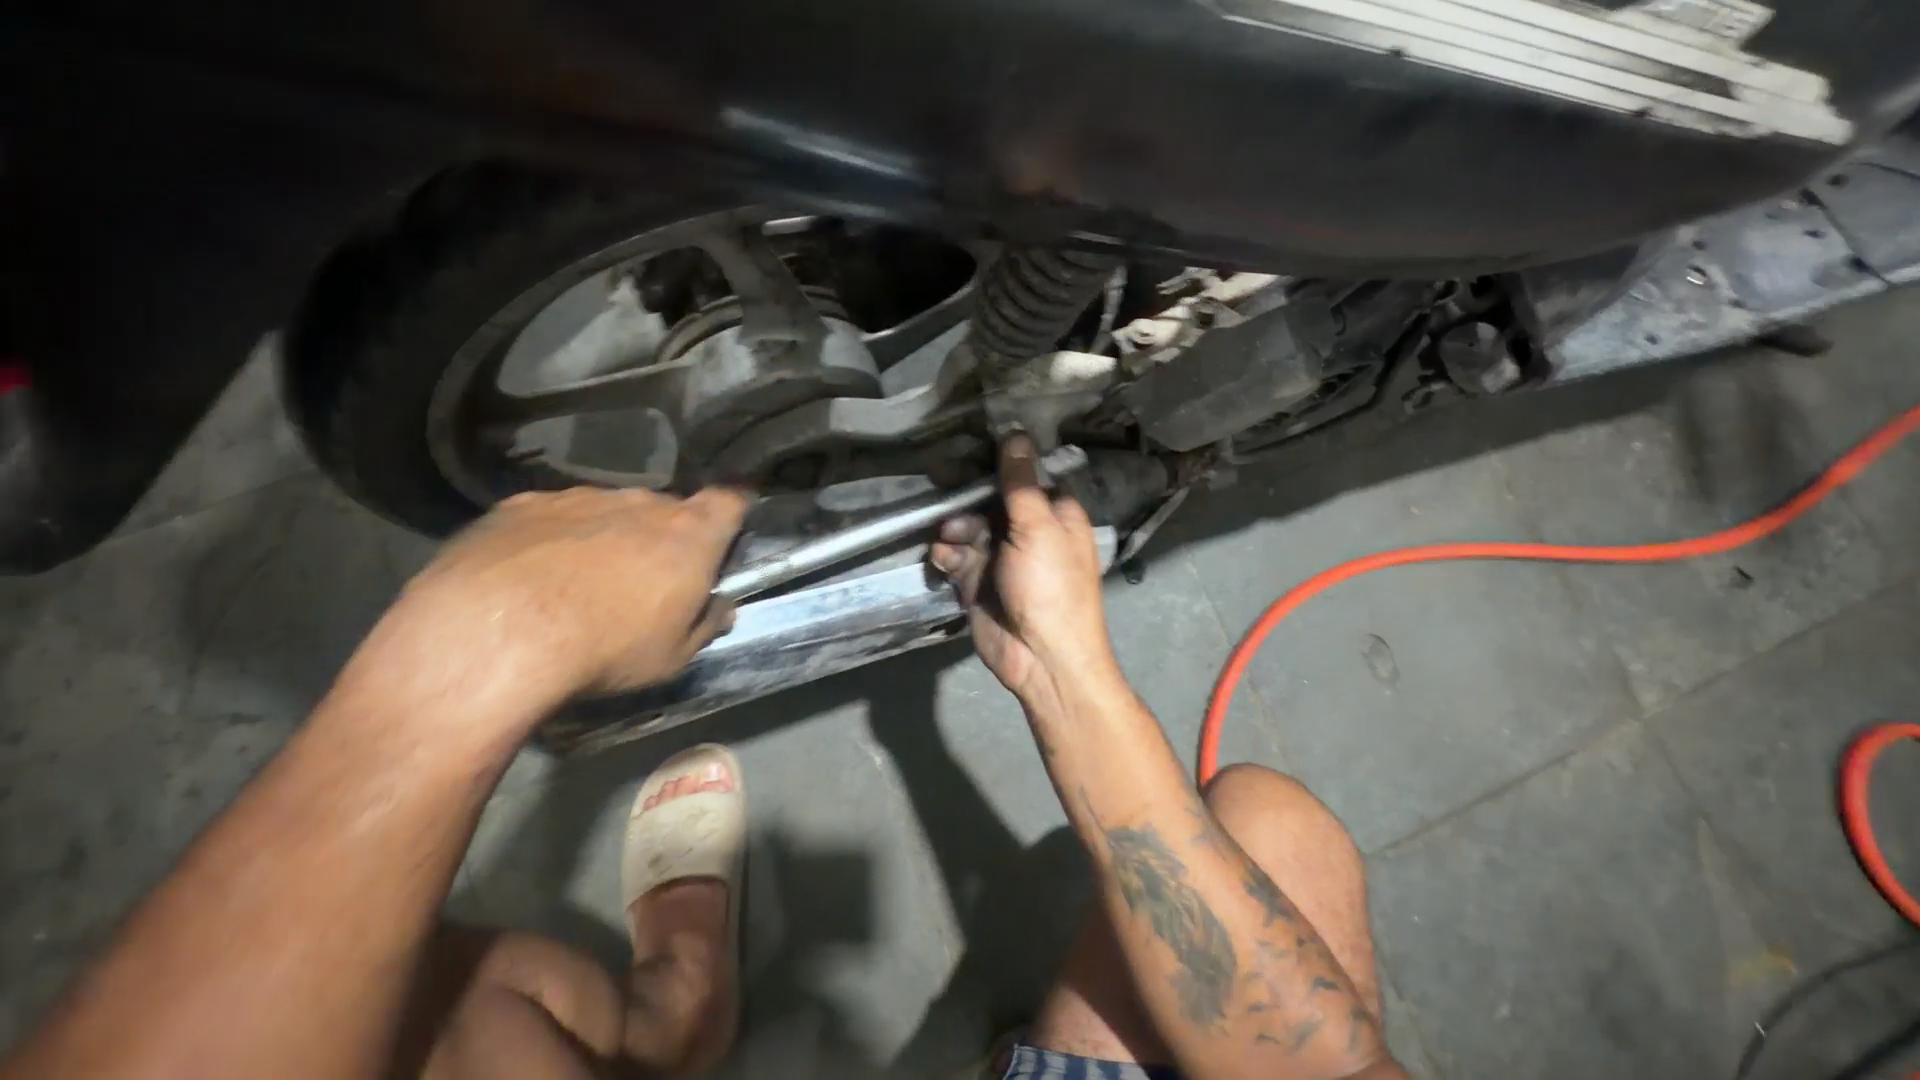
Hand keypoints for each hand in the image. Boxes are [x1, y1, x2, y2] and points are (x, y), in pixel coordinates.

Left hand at [341, 486, 748, 739]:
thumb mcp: (672, 658)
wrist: (495, 635)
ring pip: (606, 511)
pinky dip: (553, 539)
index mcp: (688, 534)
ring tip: (579, 583)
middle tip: (647, 579)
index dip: (733, 511)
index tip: (729, 527)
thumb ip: (704, 625)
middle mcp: (639, 503)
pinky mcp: (519, 504)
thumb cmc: (605, 649)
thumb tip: (720, 608)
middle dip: (662, 536)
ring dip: (605, 537)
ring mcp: (577, 497)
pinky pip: (551, 517)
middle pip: (665, 509)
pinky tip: (530, 578)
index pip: (730, 500)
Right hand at [930, 436, 1123, 718]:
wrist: (1040, 658)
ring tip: (950, 540)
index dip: (1000, 466)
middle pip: (989, 501)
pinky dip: (947, 554)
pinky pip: (956, 557)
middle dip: (968, 503)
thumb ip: (1021, 483)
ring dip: (955, 530)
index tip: (970, 449)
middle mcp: (1028, 532)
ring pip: (968, 527)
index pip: (1025, 477)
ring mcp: (1001, 558)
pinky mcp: (978, 582)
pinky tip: (943, 558)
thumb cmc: (1051, 587)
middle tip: (954, 509)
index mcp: (1055, 515)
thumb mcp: (1038, 529)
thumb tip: (1017, 433)